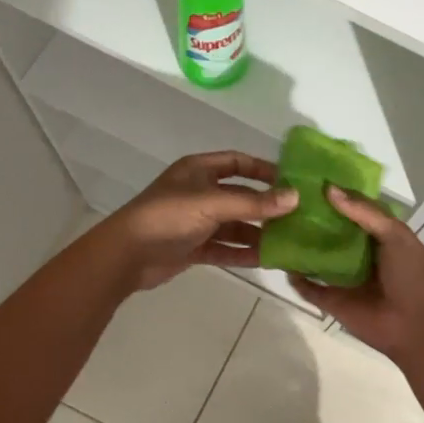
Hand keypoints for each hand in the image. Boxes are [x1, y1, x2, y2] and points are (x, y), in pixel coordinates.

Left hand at [93, 152, 298, 290]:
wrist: (126, 255)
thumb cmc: (167, 217)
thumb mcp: (212, 204)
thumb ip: (254, 203)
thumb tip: (295, 198)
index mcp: (198, 170)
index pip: (238, 162)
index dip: (264, 169)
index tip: (291, 182)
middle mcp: (198, 192)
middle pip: (240, 196)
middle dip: (266, 207)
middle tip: (298, 217)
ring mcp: (195, 221)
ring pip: (234, 225)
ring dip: (258, 233)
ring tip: (288, 242)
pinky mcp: (193, 247)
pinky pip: (224, 248)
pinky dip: (243, 252)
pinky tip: (266, 260)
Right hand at [288, 187, 423, 366]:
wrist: (417, 327)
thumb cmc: (412, 275)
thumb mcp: (396, 235)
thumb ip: (365, 212)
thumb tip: (329, 189)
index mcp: (380, 235)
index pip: (354, 210)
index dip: (336, 194)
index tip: (309, 177)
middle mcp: (360, 254)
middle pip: (332, 232)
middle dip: (312, 218)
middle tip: (283, 197)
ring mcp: (345, 278)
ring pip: (318, 258)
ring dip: (301, 245)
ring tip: (273, 224)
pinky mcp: (333, 301)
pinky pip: (310, 287)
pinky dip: (296, 277)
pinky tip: (279, 260)